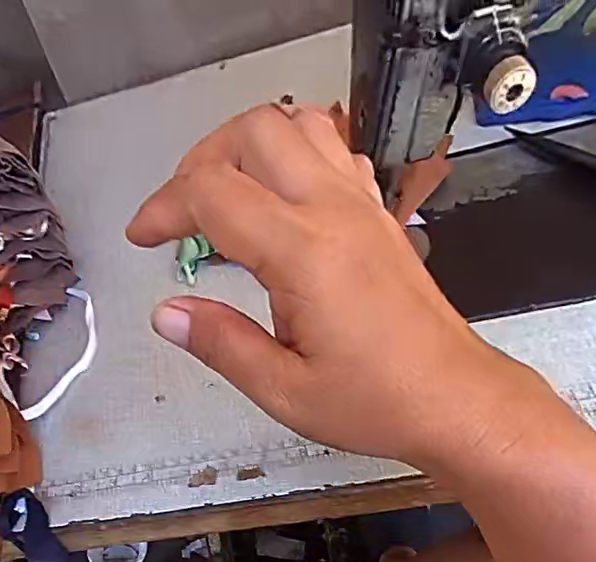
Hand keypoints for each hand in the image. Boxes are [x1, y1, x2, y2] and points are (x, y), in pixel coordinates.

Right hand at [127, 105, 557, 473]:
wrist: (453, 399)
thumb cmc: (375, 402)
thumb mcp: (281, 390)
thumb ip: (219, 343)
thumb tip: (166, 313)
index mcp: (304, 255)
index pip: (214, 194)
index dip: (164, 207)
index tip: (143, 237)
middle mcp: (335, 214)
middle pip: (254, 132)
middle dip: (199, 162)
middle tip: (177, 214)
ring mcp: (362, 208)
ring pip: (298, 125)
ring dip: (246, 148)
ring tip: (219, 197)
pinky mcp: (378, 217)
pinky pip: (333, 152)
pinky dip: (290, 158)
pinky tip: (276, 202)